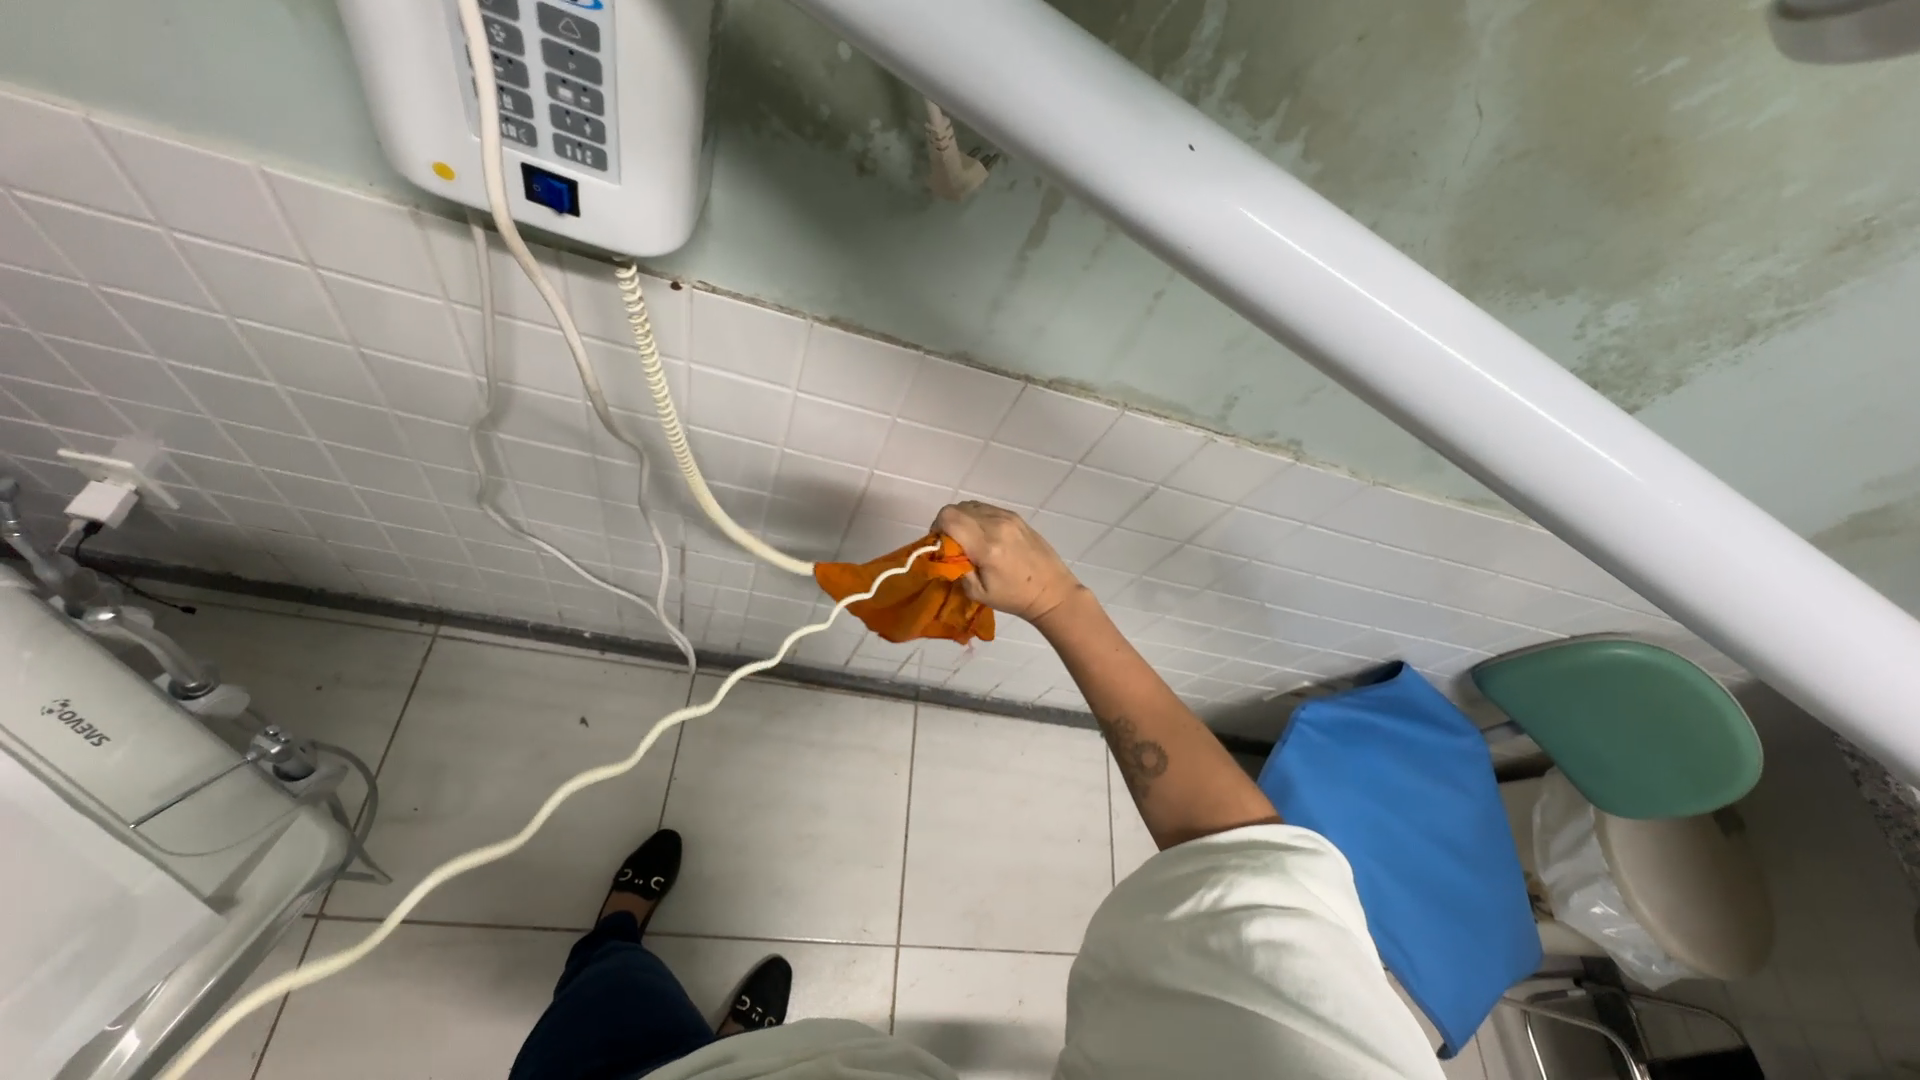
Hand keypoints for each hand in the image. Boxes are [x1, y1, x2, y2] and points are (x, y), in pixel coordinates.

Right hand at [933, 501, 1083, 622]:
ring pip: (971, 505)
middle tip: (952, 544)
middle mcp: (996, 525)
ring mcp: (1008, 517)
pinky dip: (977, 518)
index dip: (937, 528)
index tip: (940, 545)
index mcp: (986, 546)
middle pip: (957, 508)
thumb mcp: (978, 593)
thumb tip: (944, 554)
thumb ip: (956, 570)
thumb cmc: (1014, 597)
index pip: (949, 518)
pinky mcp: (1016, 517)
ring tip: (968, 540)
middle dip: (947, 524)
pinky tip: (984, 536)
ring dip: (962, 519)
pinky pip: (986, 508)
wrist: (1052, 591)